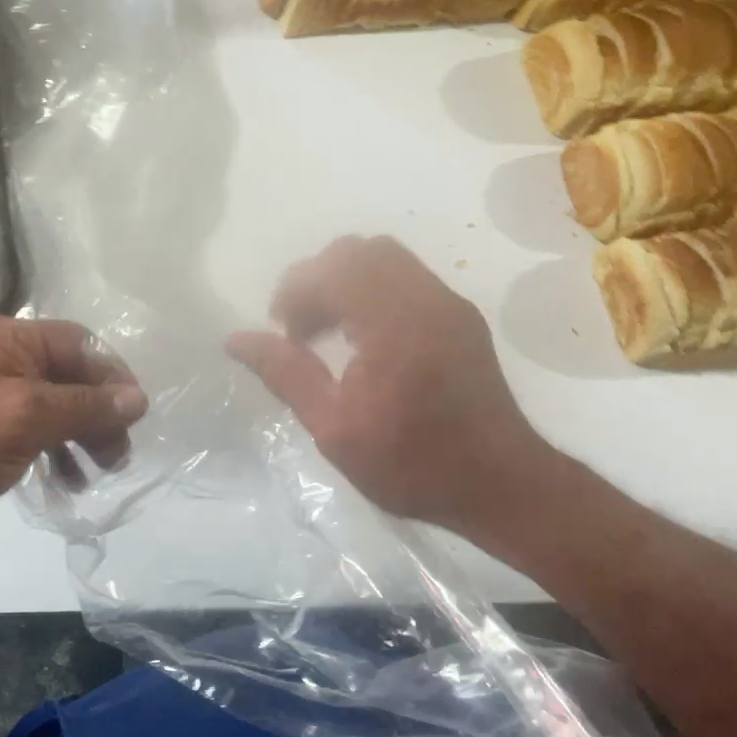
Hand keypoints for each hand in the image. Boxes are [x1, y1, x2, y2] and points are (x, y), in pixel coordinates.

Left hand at [0, 316, 148, 530]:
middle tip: (119, 454)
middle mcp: (2, 358)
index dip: (112, 375)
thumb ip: (86, 406)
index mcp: (9, 339)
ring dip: (83, 435)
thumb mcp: (28, 418)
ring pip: (57, 406)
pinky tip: (70, 479)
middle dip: (99, 412)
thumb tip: (139, 399)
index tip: (136, 413)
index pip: (79, 344)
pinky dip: (58, 450)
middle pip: (70, 376)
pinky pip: (37, 429)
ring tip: (102, 470)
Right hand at [226, 236, 561, 530]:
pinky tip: (364, 339)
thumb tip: (235, 339)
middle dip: (318, 278)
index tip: (282, 333)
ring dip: (346, 281)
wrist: (501, 485)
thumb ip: (285, 374)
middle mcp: (426, 299)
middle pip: (359, 251)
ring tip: (330, 331)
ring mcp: (449, 304)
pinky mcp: (461, 316)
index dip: (295, 291)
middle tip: (302, 328)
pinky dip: (373, 290)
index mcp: (393, 324)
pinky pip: (407, 277)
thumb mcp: (334, 429)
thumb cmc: (412, 464)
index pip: (332, 270)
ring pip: (385, 258)